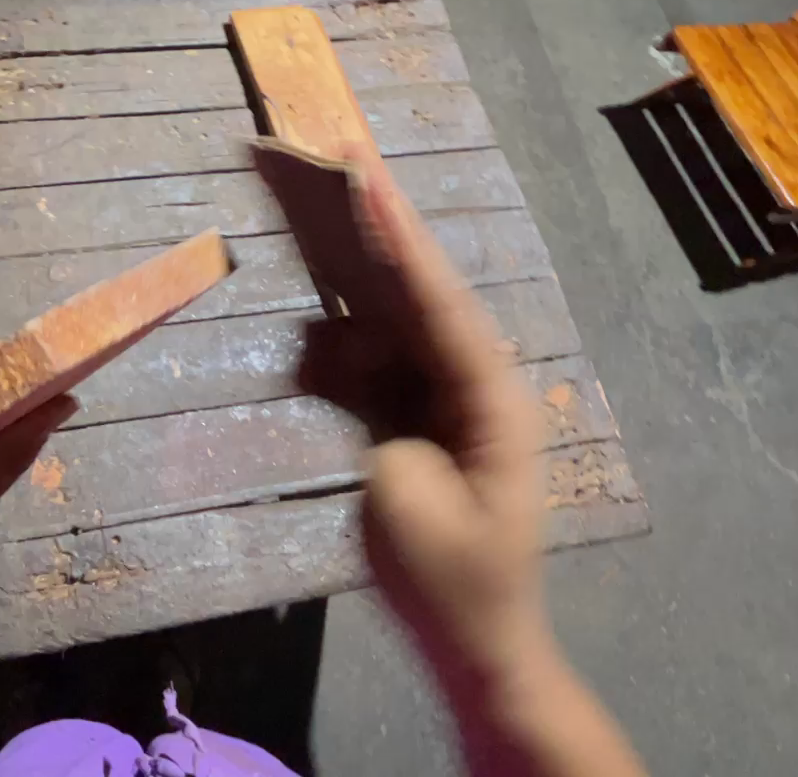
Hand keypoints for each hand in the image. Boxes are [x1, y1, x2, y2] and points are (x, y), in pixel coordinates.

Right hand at [297, 148, 551, 690]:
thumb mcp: (410, 508)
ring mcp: (433, 394)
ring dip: (351, 270)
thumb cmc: (453, 582)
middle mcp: (465, 378)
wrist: (474, 639)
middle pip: (416, 291)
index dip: (398, 238)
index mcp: (488, 394)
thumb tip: (337, 359)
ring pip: (387, 317)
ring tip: (315, 217)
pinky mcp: (404, 414)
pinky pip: (364, 361)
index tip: (365, 178)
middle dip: (379, 226)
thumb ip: (375, 416)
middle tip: (345, 159)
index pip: (438, 301)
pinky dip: (333, 338)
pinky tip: (309, 324)